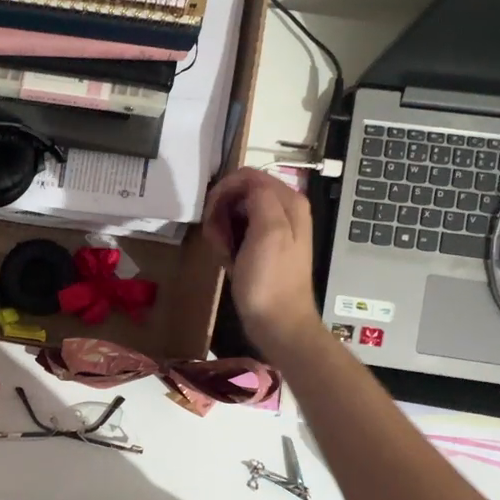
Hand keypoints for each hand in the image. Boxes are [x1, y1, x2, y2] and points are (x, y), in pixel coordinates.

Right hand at [204, 168, 323, 352]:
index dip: (224, 191)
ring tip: (223, 252)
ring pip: (234, 213)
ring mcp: (272, 230)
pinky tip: (227, 260)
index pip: (247, 176)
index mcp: (288, 202)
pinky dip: (226, 243)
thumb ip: (260, 197)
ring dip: (221, 230)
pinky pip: (236, 233)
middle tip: (216, 238)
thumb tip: (244, 181)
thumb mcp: (268, 232)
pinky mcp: (260, 248)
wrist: (277, 322)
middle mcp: (283, 210)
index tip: (211, 215)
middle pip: (239, 193)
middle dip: (221, 212)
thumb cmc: (269, 280)